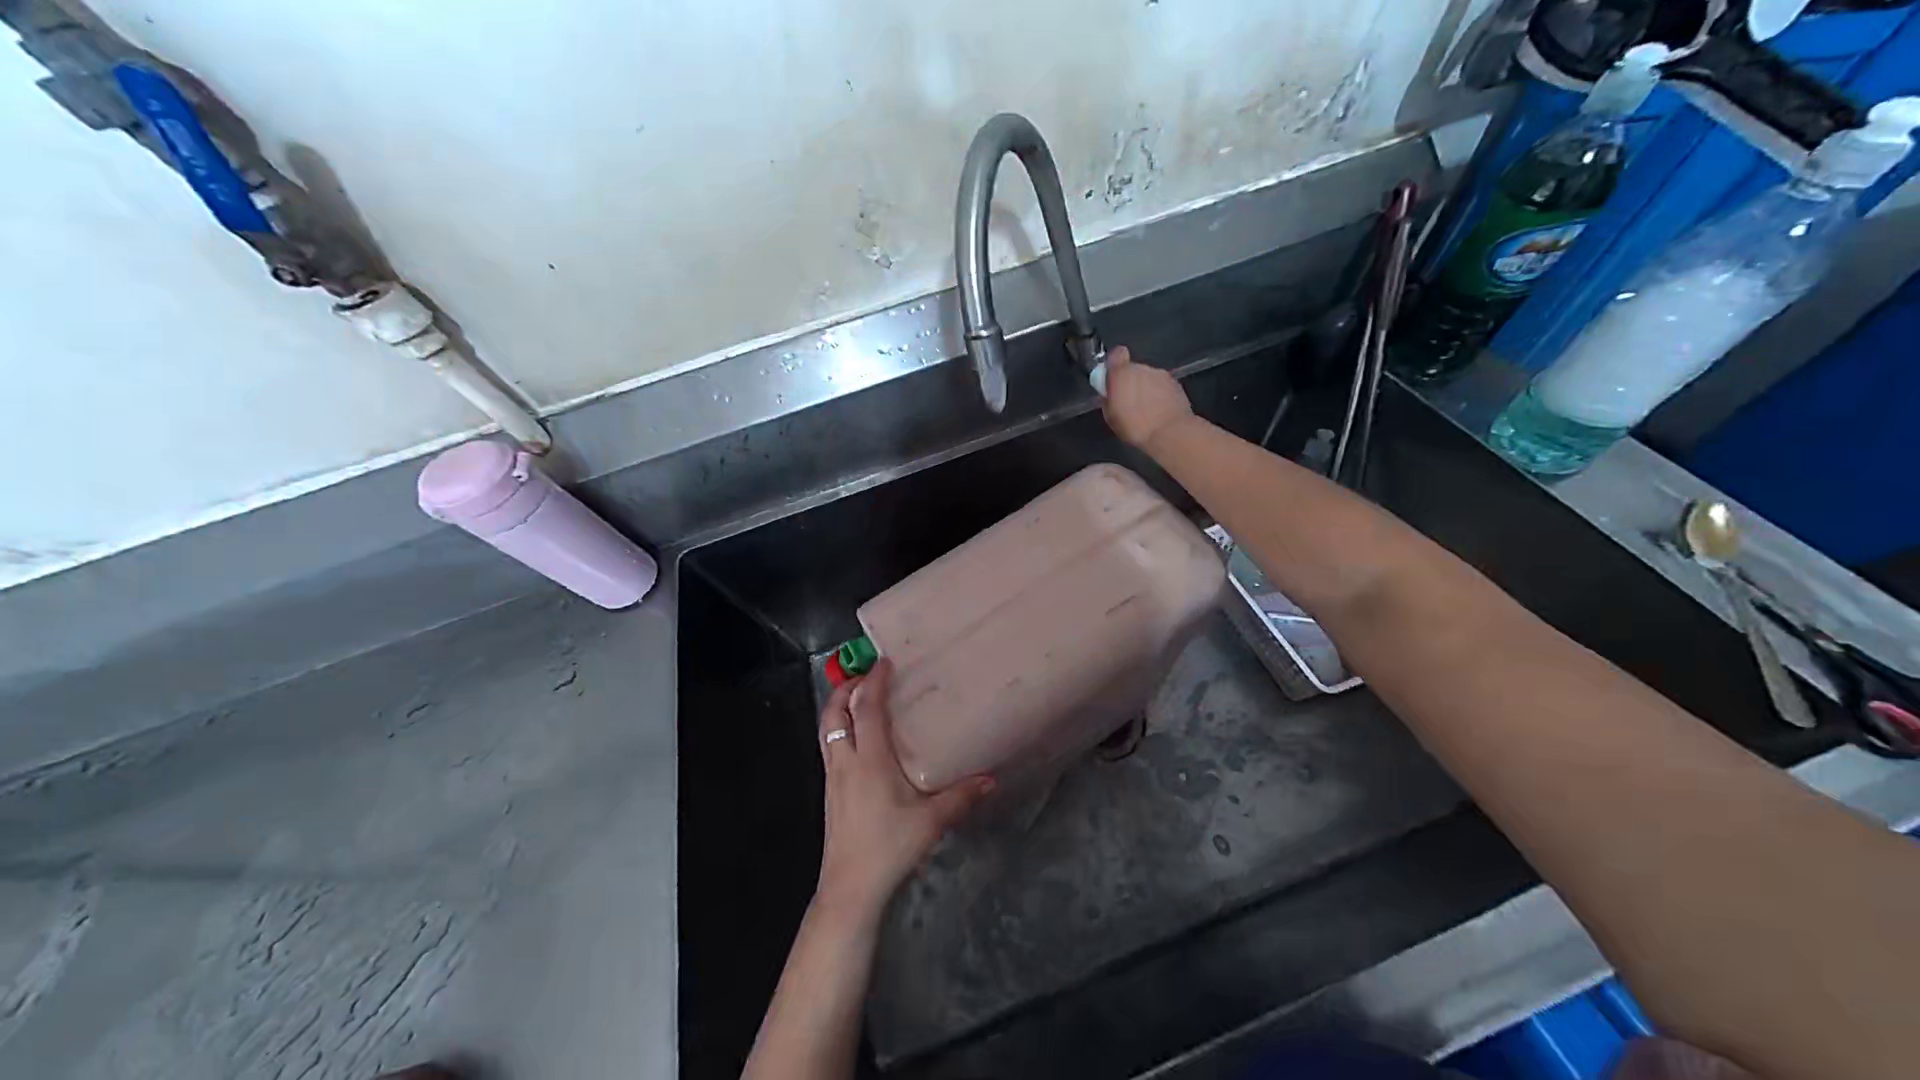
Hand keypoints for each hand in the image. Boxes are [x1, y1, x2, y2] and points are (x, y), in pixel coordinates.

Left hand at [815, 659, 993, 917]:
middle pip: (834, 713)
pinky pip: (829, 749)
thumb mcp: (931, 821)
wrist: (850, 888)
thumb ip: (960, 797)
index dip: (872, 682)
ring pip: (827, 730)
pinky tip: (856, 742)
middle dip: (844, 688)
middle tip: (864, 676)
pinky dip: (838, 731)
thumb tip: (990, 779)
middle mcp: (845, 762)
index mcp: (869, 760)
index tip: (883, 662)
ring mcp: (832, 778)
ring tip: (858, 701)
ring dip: (838, 709)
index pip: (866, 709)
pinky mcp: (829, 794)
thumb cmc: (890, 847)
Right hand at [1101, 346, 1193, 450]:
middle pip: (1133, 369)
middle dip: (1131, 381)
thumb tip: (1109, 394)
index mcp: (1121, 374)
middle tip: (1129, 402)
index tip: (1113, 377)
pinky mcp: (1176, 382)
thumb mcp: (1111, 418)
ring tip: (1146, 409)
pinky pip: (1162, 385)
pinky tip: (1159, 410)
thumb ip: (1107, 399)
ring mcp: (1160, 374)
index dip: (1115, 363)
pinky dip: (1160, 393)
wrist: (1170, 433)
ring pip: (1148, 377)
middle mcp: (1141, 368)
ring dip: (1146, 388)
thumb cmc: (1135, 426)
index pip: (1116, 354)